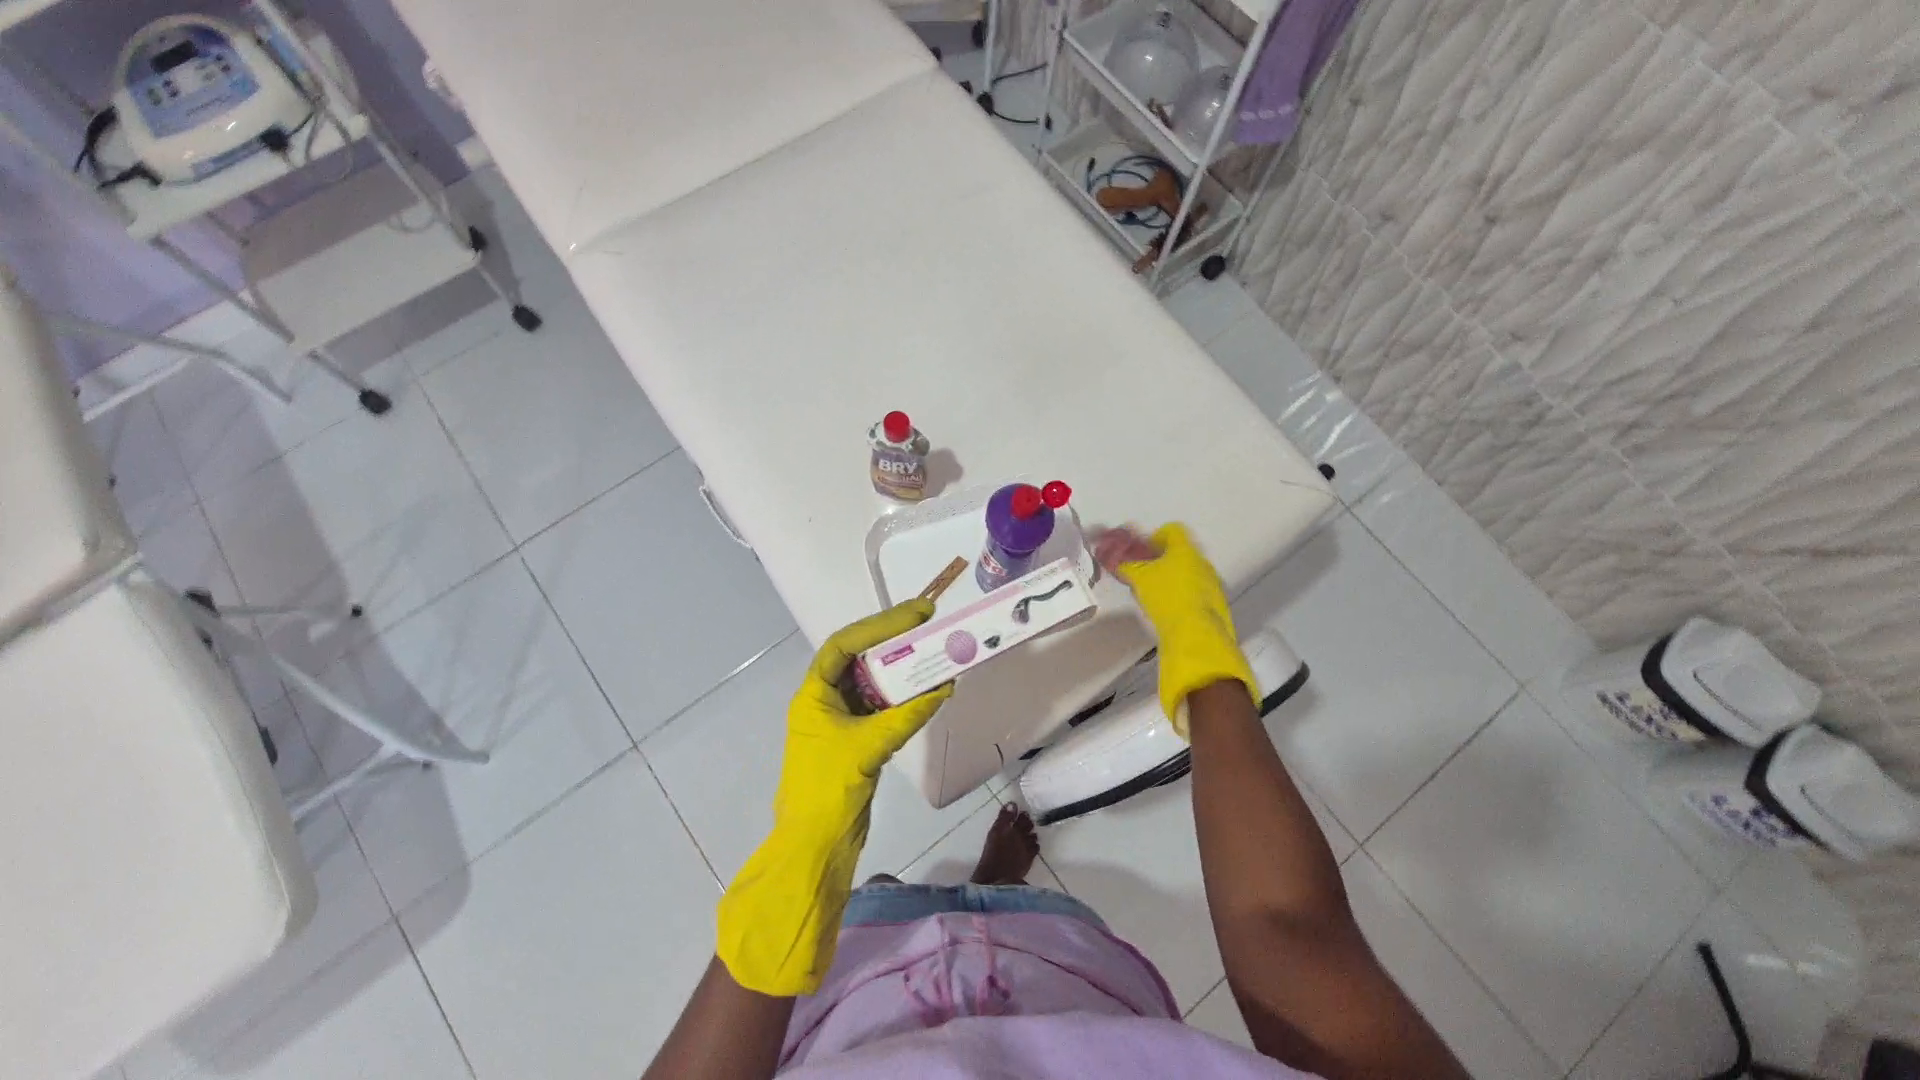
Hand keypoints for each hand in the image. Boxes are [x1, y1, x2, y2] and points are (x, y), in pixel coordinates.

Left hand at [715, 601, 952, 996]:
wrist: (815, 846)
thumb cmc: (827, 790)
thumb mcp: (867, 748)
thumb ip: (906, 716)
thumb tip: (944, 686)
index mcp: (813, 694)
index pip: (844, 645)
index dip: (878, 625)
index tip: (914, 614)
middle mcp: (826, 701)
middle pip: (861, 660)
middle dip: (895, 643)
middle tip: (931, 625)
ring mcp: (842, 721)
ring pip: (876, 685)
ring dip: (904, 672)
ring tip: (936, 653)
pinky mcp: (859, 741)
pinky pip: (885, 710)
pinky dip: (907, 701)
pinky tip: (930, 692)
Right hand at [1094, 524, 1254, 737]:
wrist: (1197, 635)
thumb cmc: (1167, 597)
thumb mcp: (1139, 578)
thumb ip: (1126, 565)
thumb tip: (1114, 558)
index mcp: (1186, 550)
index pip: (1171, 531)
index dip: (1152, 537)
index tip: (1138, 549)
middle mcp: (1202, 564)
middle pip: (1178, 553)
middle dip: (1157, 560)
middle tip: (1139, 571)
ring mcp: (1210, 586)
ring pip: (1185, 574)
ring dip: (1167, 579)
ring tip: (1148, 593)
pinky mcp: (1212, 608)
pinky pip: (1191, 594)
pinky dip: (1176, 596)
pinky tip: (1163, 610)